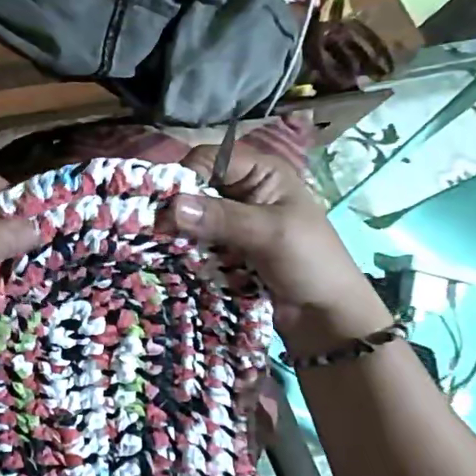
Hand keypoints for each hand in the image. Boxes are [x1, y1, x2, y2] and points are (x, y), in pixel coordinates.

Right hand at [168, 142, 392, 339]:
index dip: (186, 175)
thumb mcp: (270, 233)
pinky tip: (166, 259)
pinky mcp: (219, 251)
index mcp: (260, 173)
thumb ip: (222, 217)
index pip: (211, 159)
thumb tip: (172, 205)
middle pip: (194, 187)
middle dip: (174, 207)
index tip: (165, 204)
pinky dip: (179, 251)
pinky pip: (190, 244)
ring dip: (174, 232)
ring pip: (188, 218)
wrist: (322, 315)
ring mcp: (229, 224)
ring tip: (155, 246)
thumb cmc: (310, 263)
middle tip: (153, 229)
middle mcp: (241, 192)